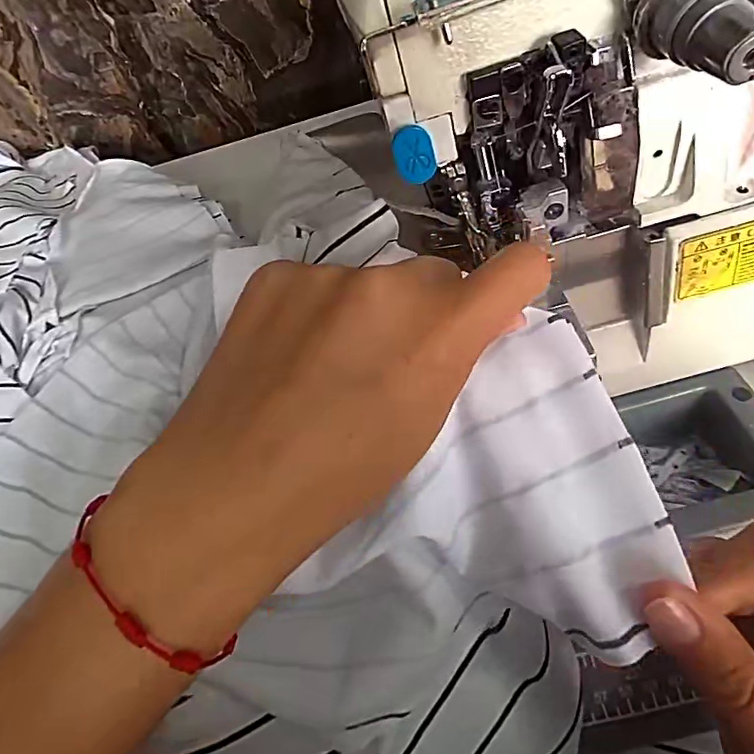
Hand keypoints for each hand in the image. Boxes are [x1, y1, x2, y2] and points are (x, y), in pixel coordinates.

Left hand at [90, 245, 550, 652]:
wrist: (231, 486)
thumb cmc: (346, 474)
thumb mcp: (425, 421)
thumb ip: (458, 358)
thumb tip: (487, 319)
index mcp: (440, 330)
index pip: (518, 267)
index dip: (522, 276)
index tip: (503, 301)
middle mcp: (389, 285)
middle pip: (435, 275)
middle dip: (431, 309)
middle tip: (396, 359)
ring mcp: (327, 274)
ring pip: (375, 280)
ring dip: (370, 309)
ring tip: (328, 364)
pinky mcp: (275, 274)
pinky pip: (321, 282)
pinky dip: (318, 309)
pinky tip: (289, 352)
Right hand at [641, 522, 753, 753]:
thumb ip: (732, 680)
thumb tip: (658, 599)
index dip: (725, 573)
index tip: (665, 605)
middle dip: (698, 584)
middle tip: (641, 611)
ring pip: (731, 602)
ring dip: (683, 607)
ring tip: (638, 626)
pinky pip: (719, 642)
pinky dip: (683, 638)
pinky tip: (654, 647)